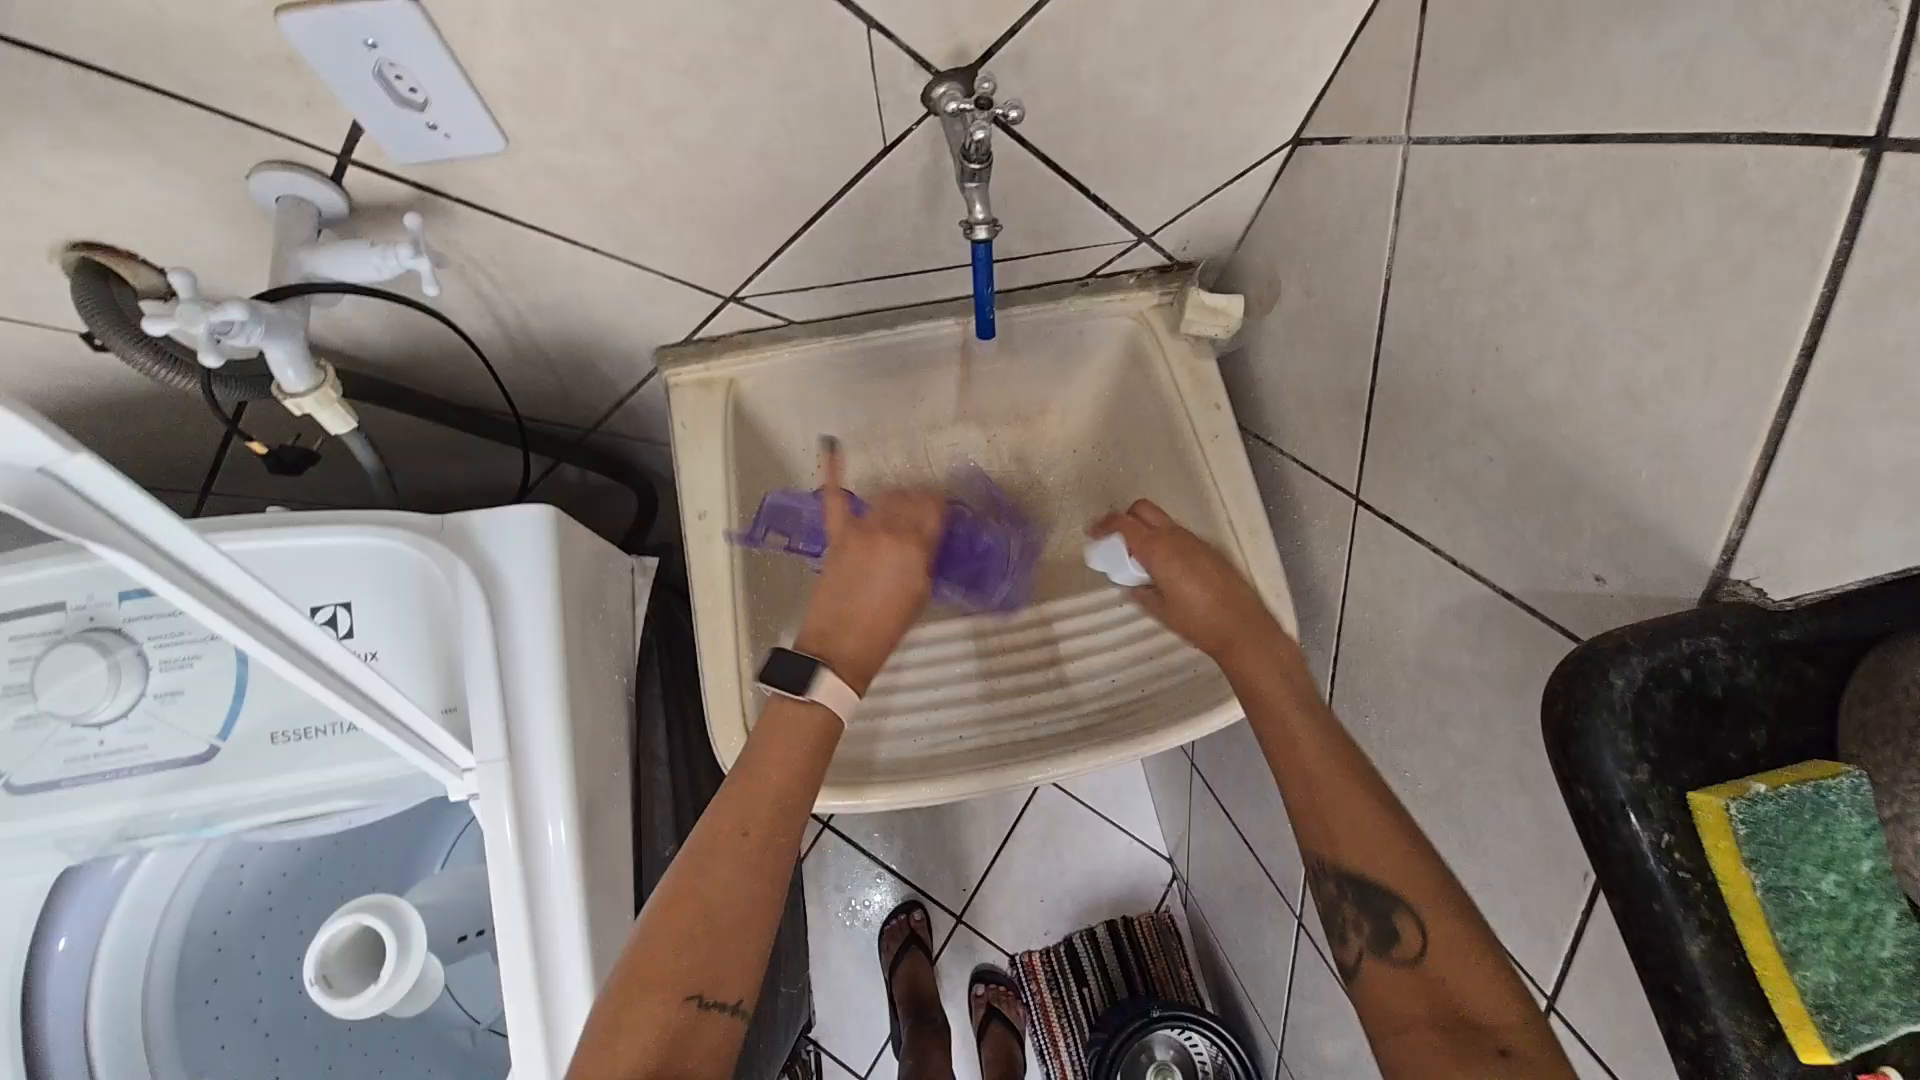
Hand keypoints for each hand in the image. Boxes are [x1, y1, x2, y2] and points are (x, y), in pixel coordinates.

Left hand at [792, 438, 944, 694]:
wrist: (840, 649)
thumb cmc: (887, 629)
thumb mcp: (921, 594)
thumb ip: (926, 559)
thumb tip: (930, 539)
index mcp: (917, 548)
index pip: (937, 509)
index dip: (943, 506)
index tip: (946, 510)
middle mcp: (891, 531)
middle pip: (912, 497)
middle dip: (922, 499)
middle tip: (925, 510)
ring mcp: (860, 530)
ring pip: (885, 495)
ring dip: (897, 495)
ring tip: (901, 503)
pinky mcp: (836, 536)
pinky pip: (834, 498)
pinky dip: (833, 472)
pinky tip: (832, 447)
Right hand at [1088, 499, 1290, 668]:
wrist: (1242, 628)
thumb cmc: (1197, 622)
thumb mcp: (1159, 610)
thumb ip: (1140, 591)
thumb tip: (1132, 584)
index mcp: (1158, 550)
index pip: (1124, 523)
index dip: (1104, 525)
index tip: (1093, 533)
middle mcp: (1176, 538)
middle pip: (1143, 509)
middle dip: (1125, 518)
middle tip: (1115, 541)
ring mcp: (1195, 542)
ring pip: (1163, 522)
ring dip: (1146, 531)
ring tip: (1139, 560)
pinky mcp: (1209, 550)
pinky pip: (1179, 536)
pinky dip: (1164, 542)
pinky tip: (1164, 569)